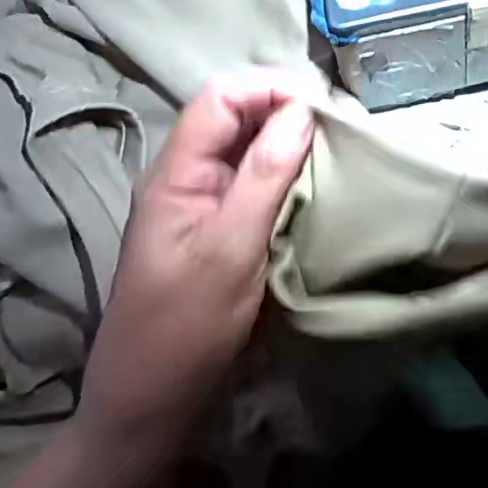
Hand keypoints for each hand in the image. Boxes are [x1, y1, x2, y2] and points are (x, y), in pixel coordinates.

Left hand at [74, 71, 316, 446]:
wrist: (149, 400)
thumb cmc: (184, 327)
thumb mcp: (230, 250)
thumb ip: (264, 176)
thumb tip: (303, 111)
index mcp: (175, 172)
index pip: (221, 97)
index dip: (270, 87)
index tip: (324, 104)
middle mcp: (186, 174)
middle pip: (234, 113)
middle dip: (285, 106)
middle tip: (338, 121)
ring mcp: (201, 198)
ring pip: (246, 142)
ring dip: (289, 134)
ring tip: (335, 141)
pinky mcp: (218, 221)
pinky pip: (253, 174)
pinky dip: (286, 165)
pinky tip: (314, 175)